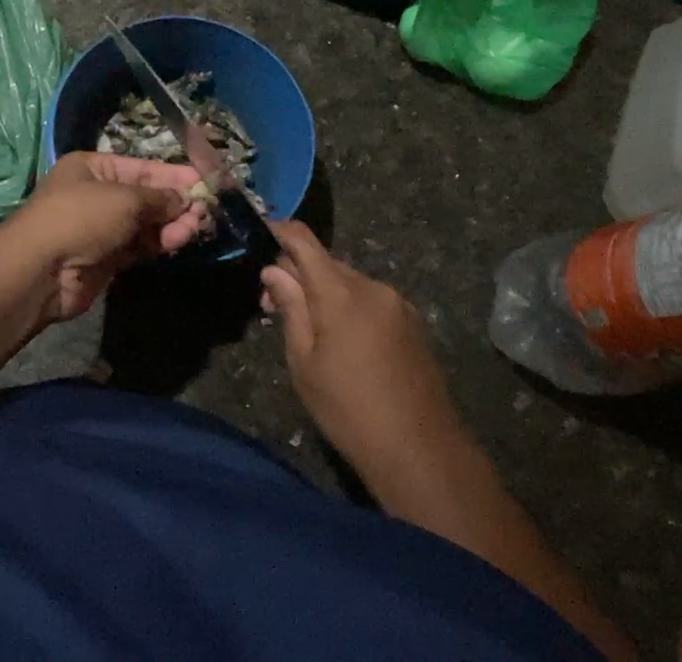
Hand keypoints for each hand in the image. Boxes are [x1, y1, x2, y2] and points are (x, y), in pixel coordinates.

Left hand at [0, 152, 208, 321]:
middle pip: (145, 196)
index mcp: (92, 167)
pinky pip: (139, 245)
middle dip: (175, 202)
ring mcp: (100, 228)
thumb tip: (184, 200)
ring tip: (198, 226)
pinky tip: (181, 240)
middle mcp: (96, 194)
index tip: (205, 182)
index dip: (173, 175)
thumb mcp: (125, 198)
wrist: (41, 270)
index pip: (141, 168)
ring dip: (171, 224)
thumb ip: (158, 198)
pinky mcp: (106, 257)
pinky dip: (159, 242)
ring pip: (145, 223)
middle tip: (207, 209)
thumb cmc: (81, 218)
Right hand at [260, 222, 461, 460]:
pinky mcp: (413, 324)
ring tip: (306, 329)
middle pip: (327, 263)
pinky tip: (341, 341)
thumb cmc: (348, 409)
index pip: (304, 242)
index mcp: (341, 293)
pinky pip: (370, 301)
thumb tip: (274, 271)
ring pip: (349, 283)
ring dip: (324, 292)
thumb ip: (290, 308)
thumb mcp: (304, 361)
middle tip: (272, 305)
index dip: (280, 232)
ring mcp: (398, 305)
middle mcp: (373, 288)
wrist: (421, 450)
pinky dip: (348, 307)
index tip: (260, 233)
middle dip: (297, 274)